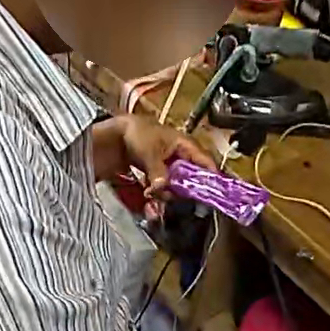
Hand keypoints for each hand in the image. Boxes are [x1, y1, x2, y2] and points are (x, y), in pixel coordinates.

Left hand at [94, 114, 217, 207]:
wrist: (117, 134)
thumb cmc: (138, 135)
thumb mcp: (149, 154)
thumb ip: (157, 172)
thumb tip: (163, 187)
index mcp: (186, 145)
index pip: (206, 162)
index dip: (212, 178)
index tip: (210, 194)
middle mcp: (183, 156)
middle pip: (193, 177)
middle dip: (184, 190)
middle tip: (172, 196)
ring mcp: (172, 164)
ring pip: (179, 183)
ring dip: (168, 192)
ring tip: (154, 193)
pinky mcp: (162, 172)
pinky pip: (167, 185)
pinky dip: (160, 190)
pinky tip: (149, 192)